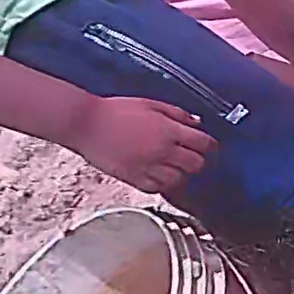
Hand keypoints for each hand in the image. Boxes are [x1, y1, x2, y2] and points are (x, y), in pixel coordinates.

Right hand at [61, 96, 217, 192]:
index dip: (209, 145)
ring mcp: (148, 166)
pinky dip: (161, 184)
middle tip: (190, 156)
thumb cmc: (116, 111)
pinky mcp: (132, 177)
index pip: (204, 144)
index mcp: (170, 131)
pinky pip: (156, 188)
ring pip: (179, 179)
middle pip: (196, 164)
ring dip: (180, 173)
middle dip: (197, 160)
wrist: (83, 123)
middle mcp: (163, 151)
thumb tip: (198, 123)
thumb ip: (178, 114)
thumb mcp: (152, 105)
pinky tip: (158, 175)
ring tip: (174, 167)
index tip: (208, 146)